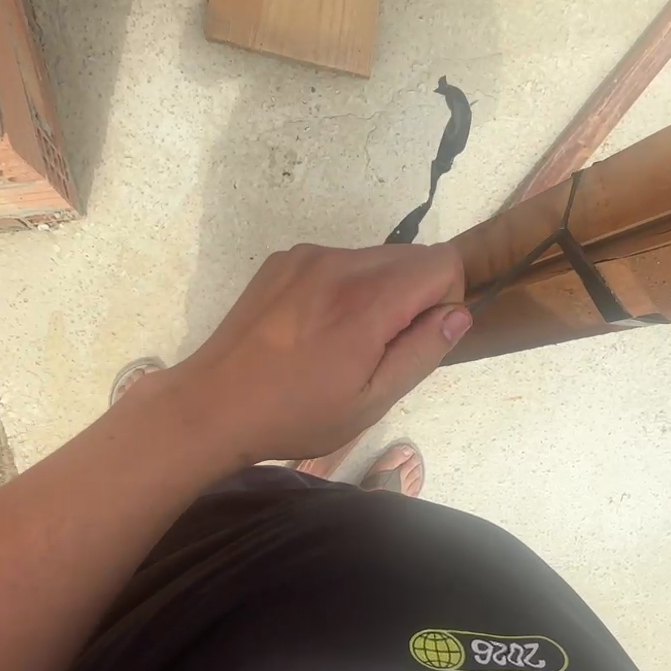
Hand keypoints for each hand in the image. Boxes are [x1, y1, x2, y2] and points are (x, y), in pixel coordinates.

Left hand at [142, 243, 471, 464]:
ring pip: (375, 258)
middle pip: (412, 256)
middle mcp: (339, 263)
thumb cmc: (296, 414)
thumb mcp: (372, 401)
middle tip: (381, 349)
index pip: (442, 263)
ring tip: (343, 342)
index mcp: (366, 300)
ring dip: (379, 292)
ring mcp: (307, 257)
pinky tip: (315, 329)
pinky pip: (338, 262)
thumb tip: (457, 314)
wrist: (213, 405)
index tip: (418, 339)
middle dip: (415, 296)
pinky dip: (344, 288)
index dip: (446, 300)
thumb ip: (421, 352)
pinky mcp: (283, 261)